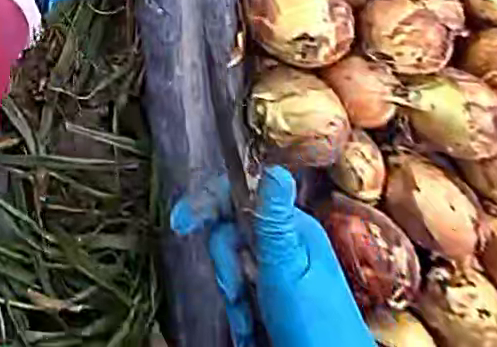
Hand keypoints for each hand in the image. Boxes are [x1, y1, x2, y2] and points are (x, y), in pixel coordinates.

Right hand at [178, 167, 366, 346]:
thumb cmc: (317, 326)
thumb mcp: (288, 268)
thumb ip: (273, 219)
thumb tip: (274, 167)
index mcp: (291, 226)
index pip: (239, 194)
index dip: (206, 202)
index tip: (180, 222)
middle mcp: (285, 242)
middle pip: (230, 231)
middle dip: (224, 263)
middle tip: (236, 295)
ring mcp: (280, 271)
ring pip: (233, 264)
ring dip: (232, 293)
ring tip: (248, 322)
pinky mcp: (274, 299)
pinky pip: (242, 292)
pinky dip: (240, 311)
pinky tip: (250, 329)